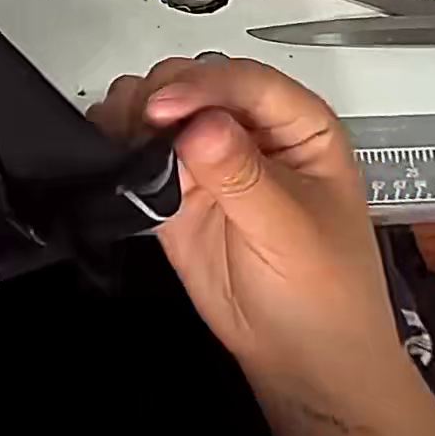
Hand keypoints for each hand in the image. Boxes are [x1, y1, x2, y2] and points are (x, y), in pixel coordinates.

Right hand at [88, 55, 399, 400]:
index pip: (245, 82)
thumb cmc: (323, 294)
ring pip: (160, 103)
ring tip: (123, 136)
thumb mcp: (292, 233)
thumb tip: (200, 126)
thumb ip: (245, 177)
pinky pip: (138, 144)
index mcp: (297, 125)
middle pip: (195, 80)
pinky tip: (111, 148)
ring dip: (134, 111)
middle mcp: (249, 127)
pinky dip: (117, 138)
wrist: (295, 355)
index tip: (163, 108)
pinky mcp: (175, 180)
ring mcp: (208, 152)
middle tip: (141, 124)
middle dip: (161, 95)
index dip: (202, 86)